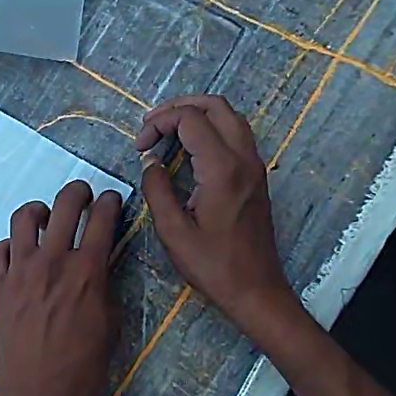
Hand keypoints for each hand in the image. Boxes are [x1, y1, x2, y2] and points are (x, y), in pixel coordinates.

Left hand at [0, 179, 123, 395]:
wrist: (37, 394)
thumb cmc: (82, 368)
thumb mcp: (110, 325)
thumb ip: (104, 286)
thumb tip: (100, 266)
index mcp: (86, 272)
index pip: (101, 220)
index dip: (109, 203)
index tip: (111, 200)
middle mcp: (51, 262)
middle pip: (64, 205)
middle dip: (77, 192)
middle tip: (83, 195)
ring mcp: (19, 272)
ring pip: (24, 218)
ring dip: (39, 211)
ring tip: (46, 217)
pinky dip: (9, 247)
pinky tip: (18, 255)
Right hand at [137, 95, 301, 337]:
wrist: (256, 289)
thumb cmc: (212, 264)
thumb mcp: (173, 231)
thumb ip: (157, 189)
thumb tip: (150, 161)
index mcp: (222, 169)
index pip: (190, 120)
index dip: (159, 123)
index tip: (139, 147)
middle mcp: (244, 159)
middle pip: (216, 106)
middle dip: (179, 107)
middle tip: (150, 126)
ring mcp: (254, 166)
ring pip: (229, 117)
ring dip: (197, 115)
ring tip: (166, 131)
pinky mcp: (255, 176)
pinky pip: (235, 135)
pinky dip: (209, 129)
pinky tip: (187, 150)